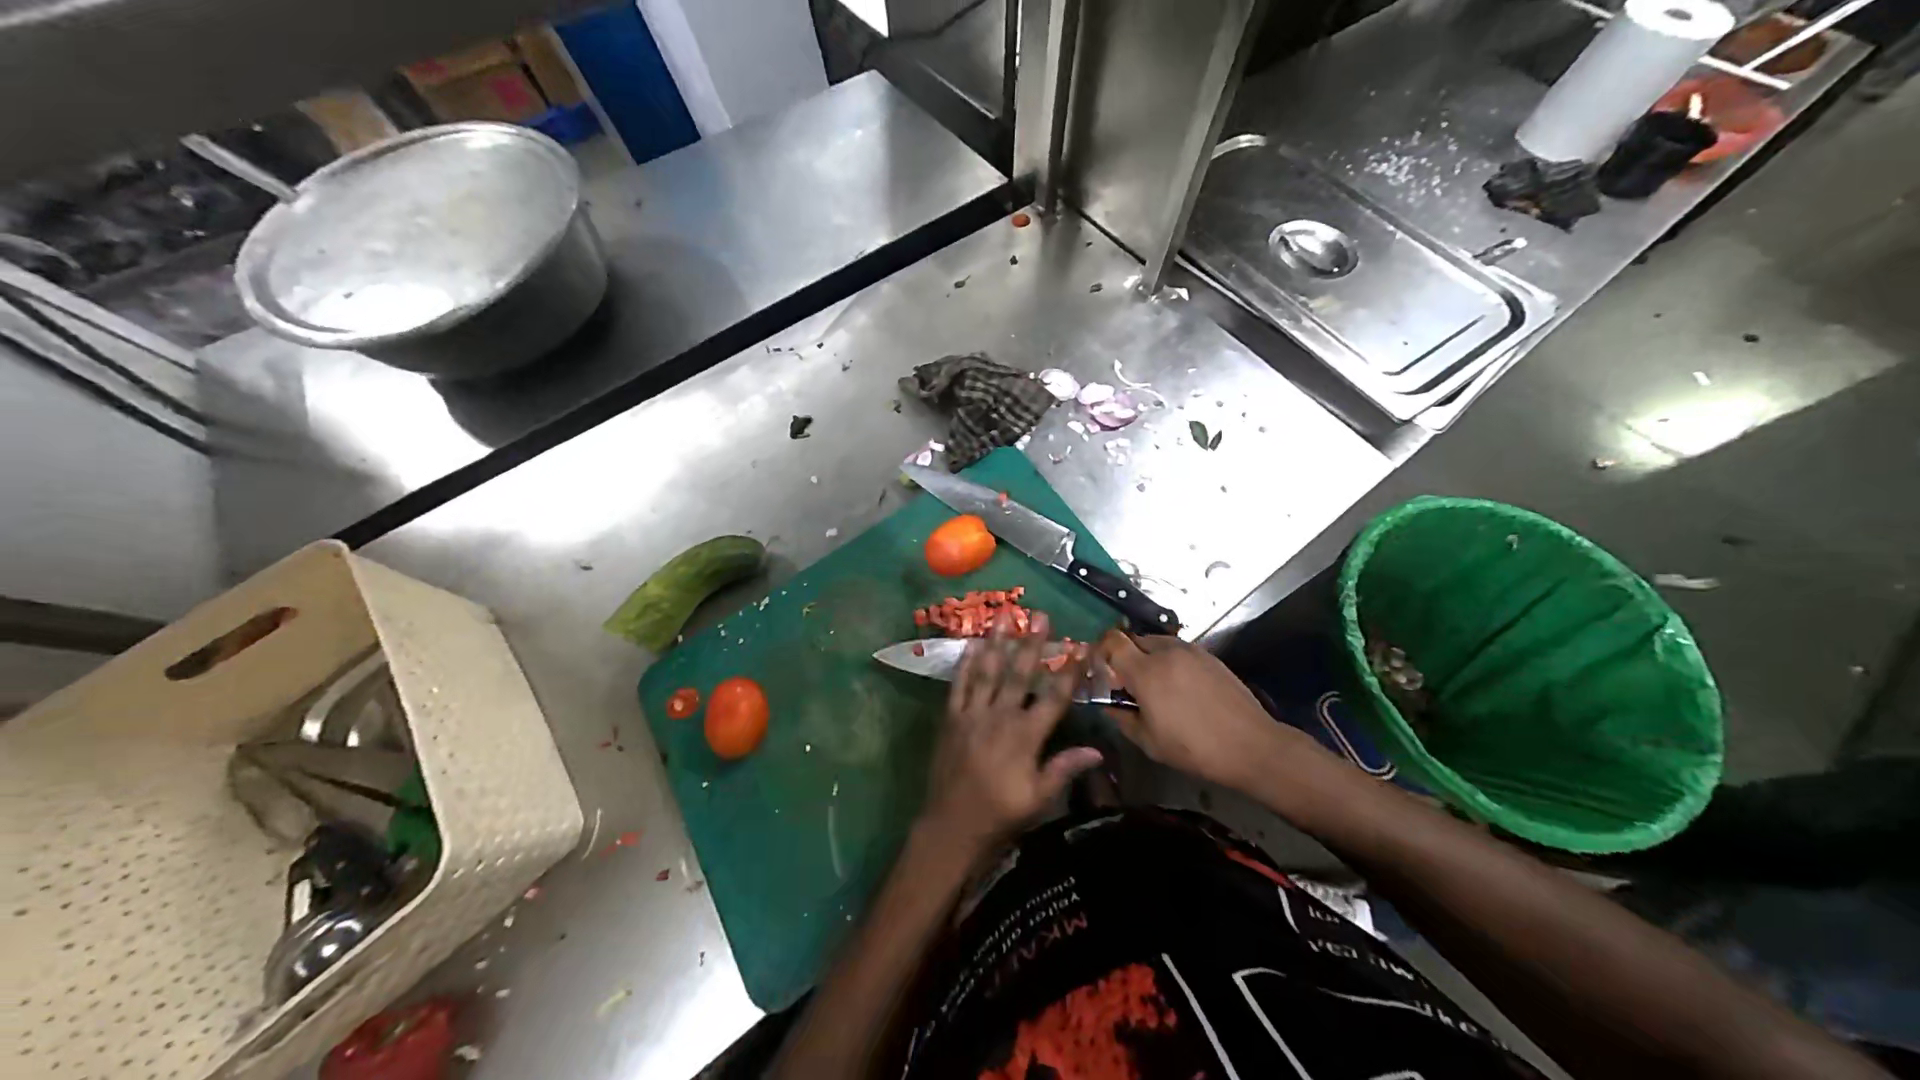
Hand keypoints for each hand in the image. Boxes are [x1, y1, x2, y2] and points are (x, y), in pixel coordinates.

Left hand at [918, 613, 1102, 856]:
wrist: (952, 825)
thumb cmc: (1001, 813)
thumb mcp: (1039, 797)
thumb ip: (1064, 769)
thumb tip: (1097, 750)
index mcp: (1026, 736)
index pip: (1054, 697)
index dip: (1069, 672)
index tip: (1081, 647)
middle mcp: (1000, 717)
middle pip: (1019, 674)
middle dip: (1032, 644)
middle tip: (1040, 616)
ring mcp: (973, 715)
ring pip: (987, 672)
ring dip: (996, 642)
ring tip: (1003, 616)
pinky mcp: (951, 719)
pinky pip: (959, 685)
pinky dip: (965, 664)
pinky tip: (971, 644)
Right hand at [1099, 630, 1309, 790]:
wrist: (1252, 746)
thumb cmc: (1194, 748)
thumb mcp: (1148, 742)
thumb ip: (1122, 717)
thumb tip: (1109, 704)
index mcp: (1146, 671)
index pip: (1112, 641)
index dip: (1100, 650)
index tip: (1100, 671)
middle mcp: (1167, 652)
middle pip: (1133, 639)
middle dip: (1124, 656)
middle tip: (1126, 683)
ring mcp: (1191, 651)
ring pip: (1157, 643)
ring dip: (1147, 658)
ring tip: (1153, 686)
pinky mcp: (1209, 657)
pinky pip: (1178, 650)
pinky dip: (1169, 661)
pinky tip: (1178, 688)